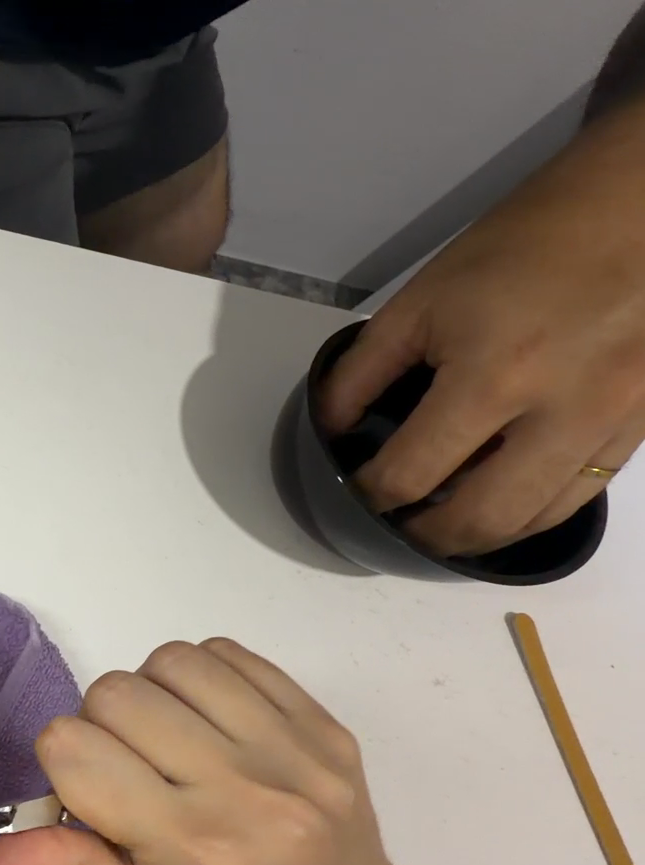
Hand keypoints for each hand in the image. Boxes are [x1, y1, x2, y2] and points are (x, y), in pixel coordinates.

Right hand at [0, 639, 414, 864]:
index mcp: (195, 847)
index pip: (72, 749)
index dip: (62, 763)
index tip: (92, 795)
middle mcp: (248, 792)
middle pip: (112, 693)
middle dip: (99, 724)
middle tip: (130, 769)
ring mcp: (297, 750)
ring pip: (167, 660)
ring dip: (149, 693)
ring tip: (170, 741)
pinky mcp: (325, 721)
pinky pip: (226, 652)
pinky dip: (199, 676)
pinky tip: (211, 723)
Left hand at [317, 101, 644, 555]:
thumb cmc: (522, 247)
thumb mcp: (415, 306)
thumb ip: (359, 376)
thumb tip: (333, 430)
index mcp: (495, 378)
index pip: (411, 474)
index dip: (369, 494)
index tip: (354, 491)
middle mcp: (566, 411)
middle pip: (483, 515)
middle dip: (426, 534)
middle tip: (395, 526)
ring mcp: (623, 418)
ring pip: (543, 514)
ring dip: (482, 533)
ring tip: (440, 522)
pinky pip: (589, 488)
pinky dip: (535, 507)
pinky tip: (500, 498)